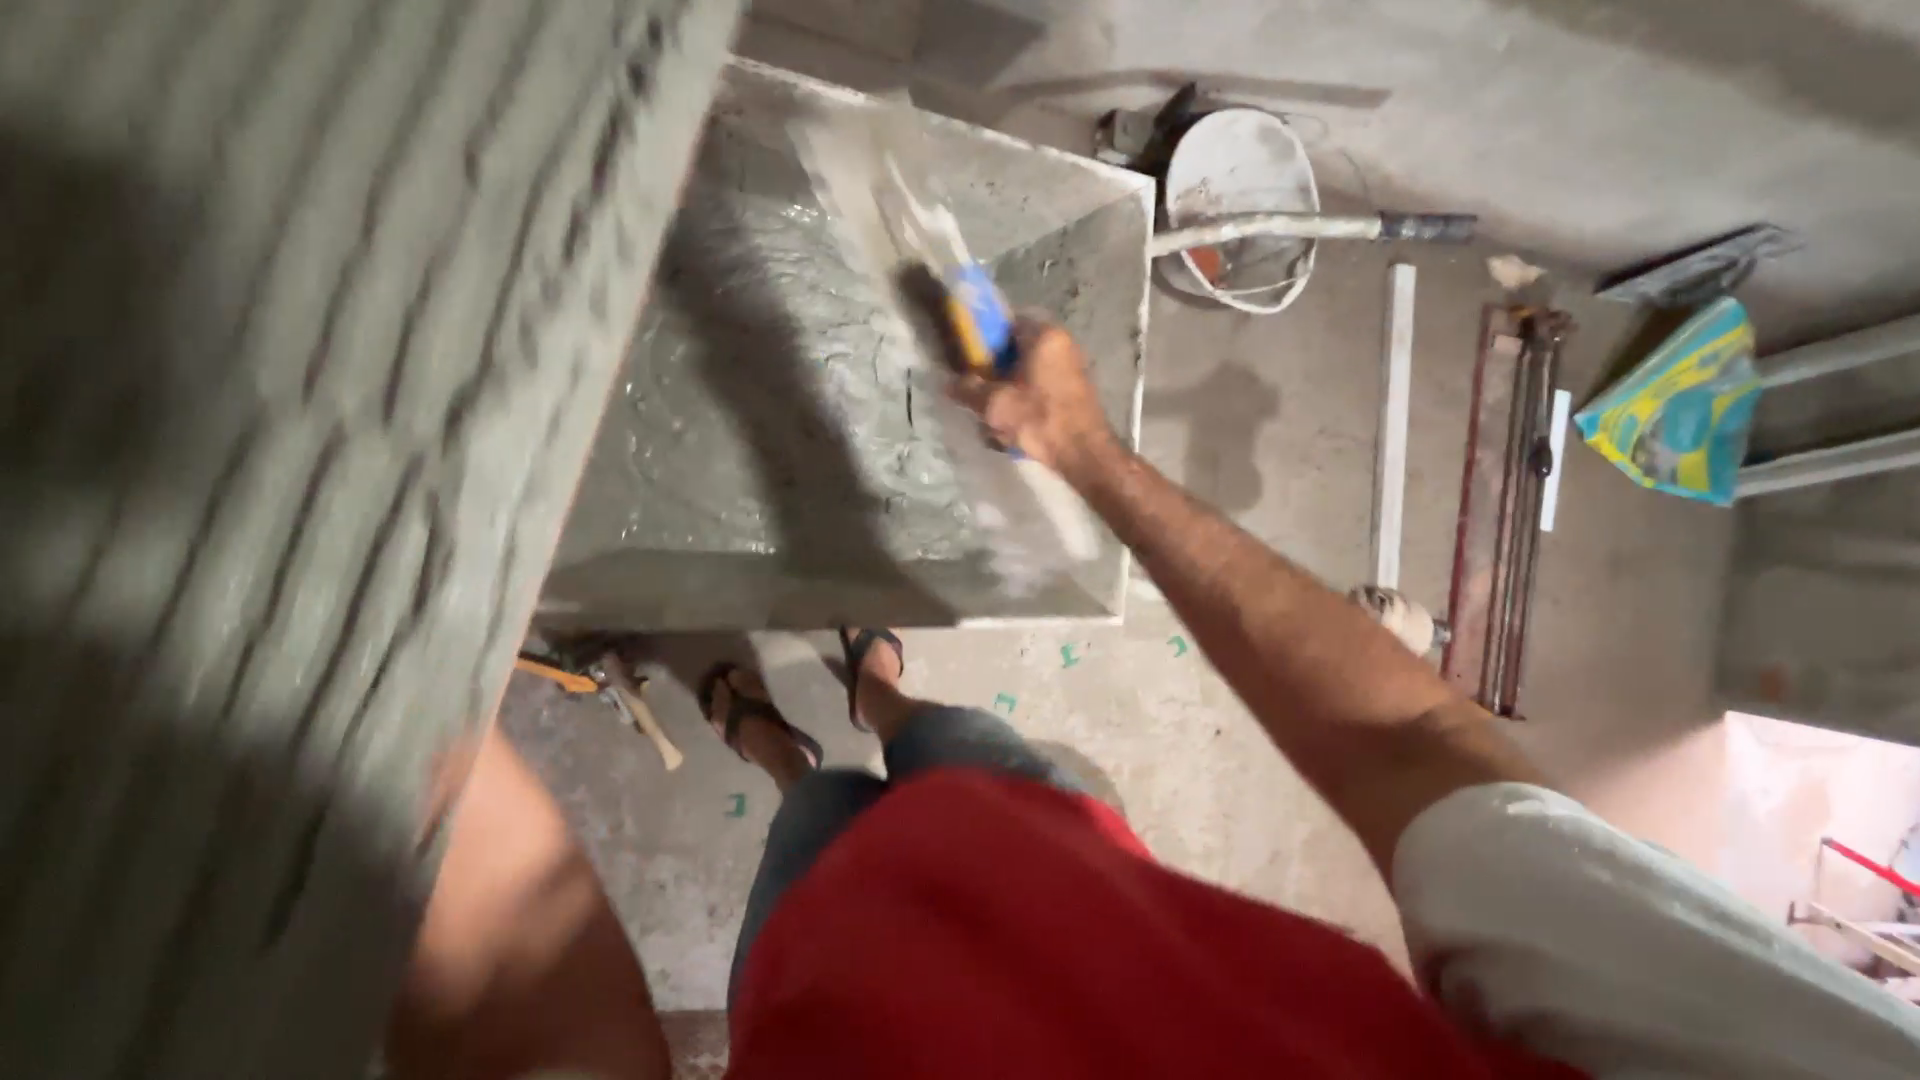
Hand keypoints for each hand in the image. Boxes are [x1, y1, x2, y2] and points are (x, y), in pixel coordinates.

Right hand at [949, 317, 1121, 485]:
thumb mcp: (995, 405)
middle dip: (997, 369)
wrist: (1084, 454)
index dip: (984, 339)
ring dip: (1010, 389)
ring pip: (1029, 371)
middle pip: (1018, 348)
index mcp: (1044, 335)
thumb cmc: (1039, 420)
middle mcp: (1063, 343)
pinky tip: (1017, 424)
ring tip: (997, 414)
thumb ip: (968, 389)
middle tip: (981, 390)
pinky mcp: (1076, 390)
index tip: (970, 360)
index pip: (1007, 322)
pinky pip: (1042, 387)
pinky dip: (1027, 400)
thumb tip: (948, 383)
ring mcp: (1073, 366)